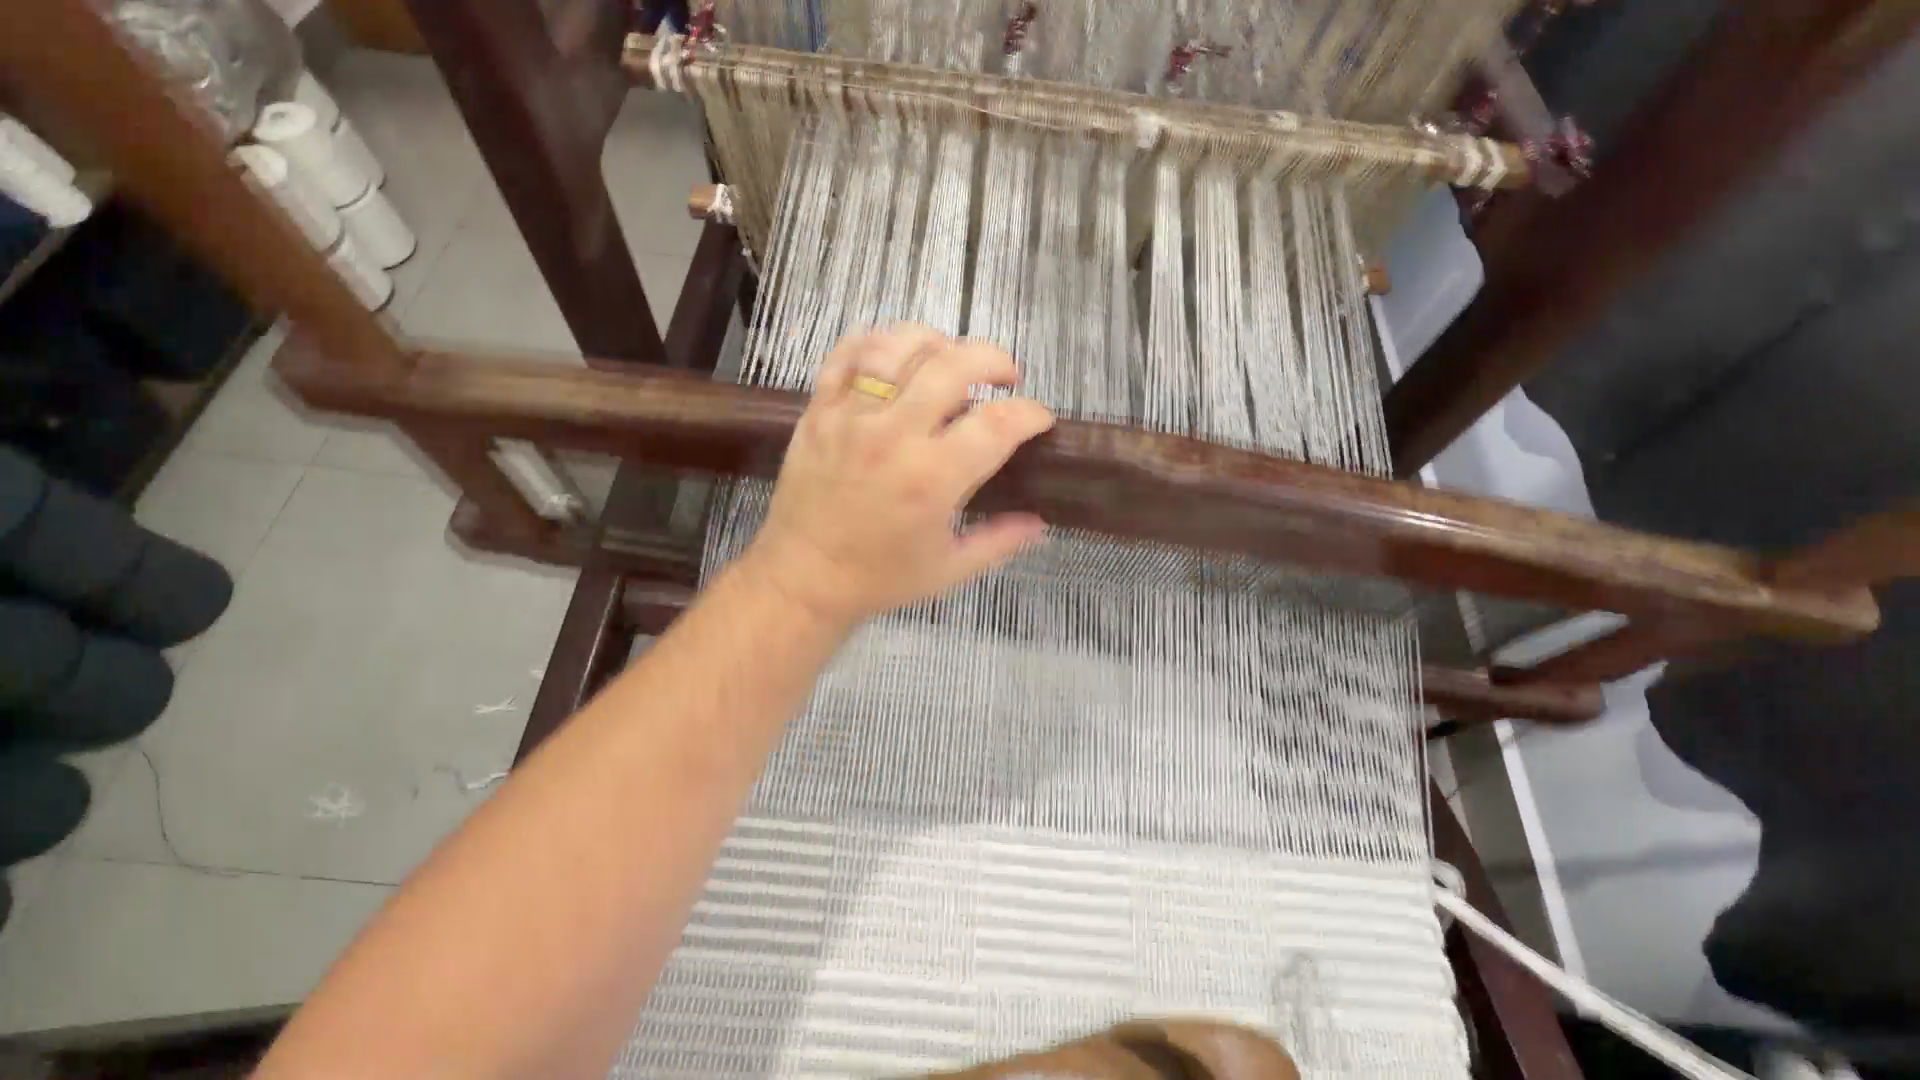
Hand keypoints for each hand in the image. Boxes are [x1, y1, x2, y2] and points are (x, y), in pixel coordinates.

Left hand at [734, 324, 1055, 628]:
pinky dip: (876, 343)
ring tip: (951, 358)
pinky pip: (847, 354)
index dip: (1030, 413)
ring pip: (899, 347)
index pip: (997, 423)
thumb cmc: (878, 577)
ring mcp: (851, 416)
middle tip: (1005, 377)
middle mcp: (893, 436)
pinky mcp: (819, 410)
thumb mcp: (949, 569)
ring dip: (937, 342)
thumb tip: (1040, 524)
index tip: (1038, 419)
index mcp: (932, 478)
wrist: (802, 577)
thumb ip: (999, 541)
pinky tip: (897, 354)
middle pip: (954, 365)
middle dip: (994, 361)